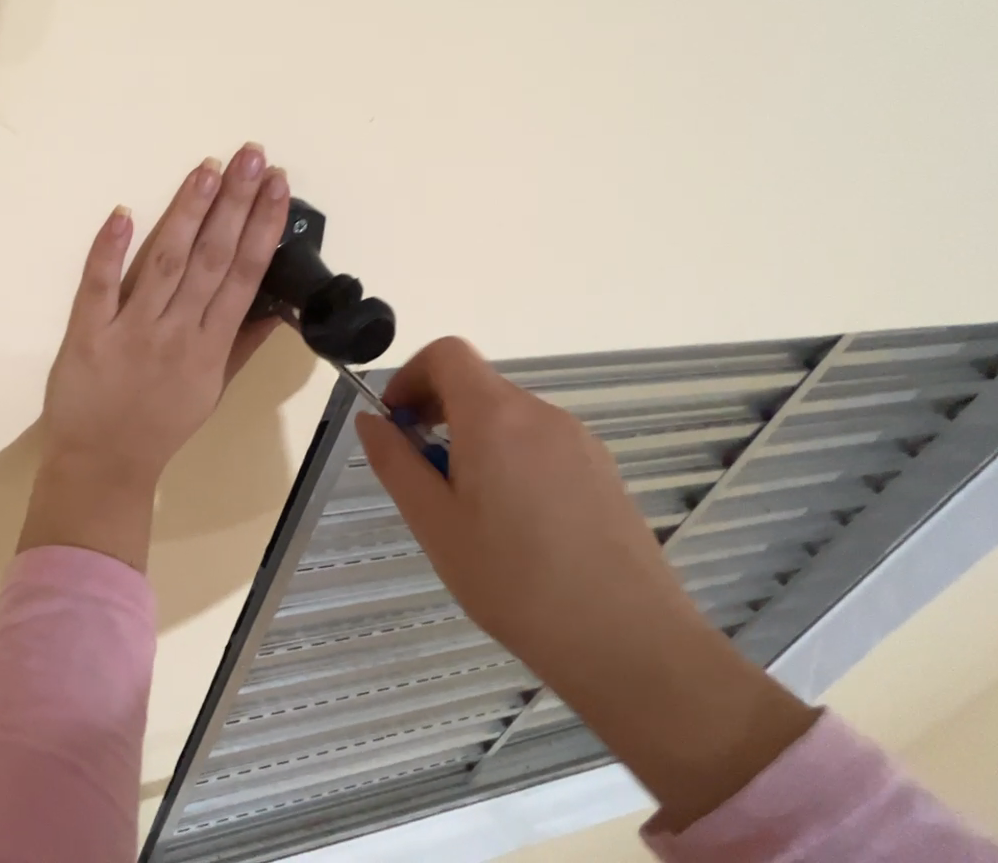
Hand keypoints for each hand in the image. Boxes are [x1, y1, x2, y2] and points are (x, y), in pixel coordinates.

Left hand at [17, 145, 289, 572]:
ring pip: (163, 264)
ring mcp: (130, 332)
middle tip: (253, 156)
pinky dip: (109, 251)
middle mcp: (177, 332)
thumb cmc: (160, 428)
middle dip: (235, 204)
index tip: (278, 186)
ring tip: (207, 169)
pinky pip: (98, 287)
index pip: (244, 276)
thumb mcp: (212, 392)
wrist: (103, 465)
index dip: (263, 227)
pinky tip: (123, 213)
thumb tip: (276, 307)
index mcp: (211, 346)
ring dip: (186, 214)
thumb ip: (242, 347)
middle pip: (211, 259)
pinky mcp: (86, 334)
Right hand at [357, 337, 815, 830]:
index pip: (446, 354)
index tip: (395, 423)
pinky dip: (507, 459)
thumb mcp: (432, 521)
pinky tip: (511, 524)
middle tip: (420, 474)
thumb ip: (394, 460)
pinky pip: (539, 444)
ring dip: (470, 439)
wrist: (627, 643)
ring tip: (465, 510)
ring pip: (507, 417)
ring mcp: (580, 443)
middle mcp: (543, 415)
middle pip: (476, 384)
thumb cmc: (511, 581)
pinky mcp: (602, 472)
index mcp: (496, 417)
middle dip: (435, 412)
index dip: (409, 376)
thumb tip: (371, 419)